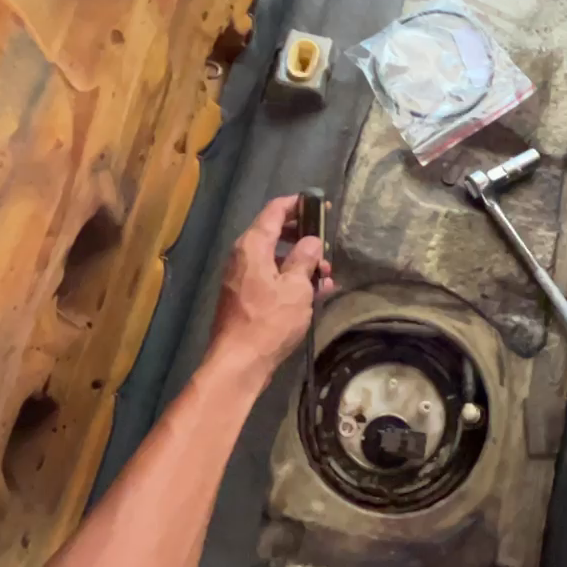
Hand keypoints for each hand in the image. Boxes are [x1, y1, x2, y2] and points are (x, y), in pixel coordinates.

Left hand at [207, 195, 334, 380]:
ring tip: (326, 276)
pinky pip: (270, 277)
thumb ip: (305, 259)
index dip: (299, 204)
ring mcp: (241, 277)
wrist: (239, 362)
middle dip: (303, 237)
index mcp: (253, 245)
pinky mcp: (244, 296)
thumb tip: (311, 241)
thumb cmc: (270, 321)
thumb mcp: (296, 288)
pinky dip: (290, 279)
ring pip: (275, 258)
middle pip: (275, 233)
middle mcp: (243, 255)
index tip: (321, 206)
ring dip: (301, 262)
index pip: (275, 211)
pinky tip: (314, 293)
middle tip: (326, 246)